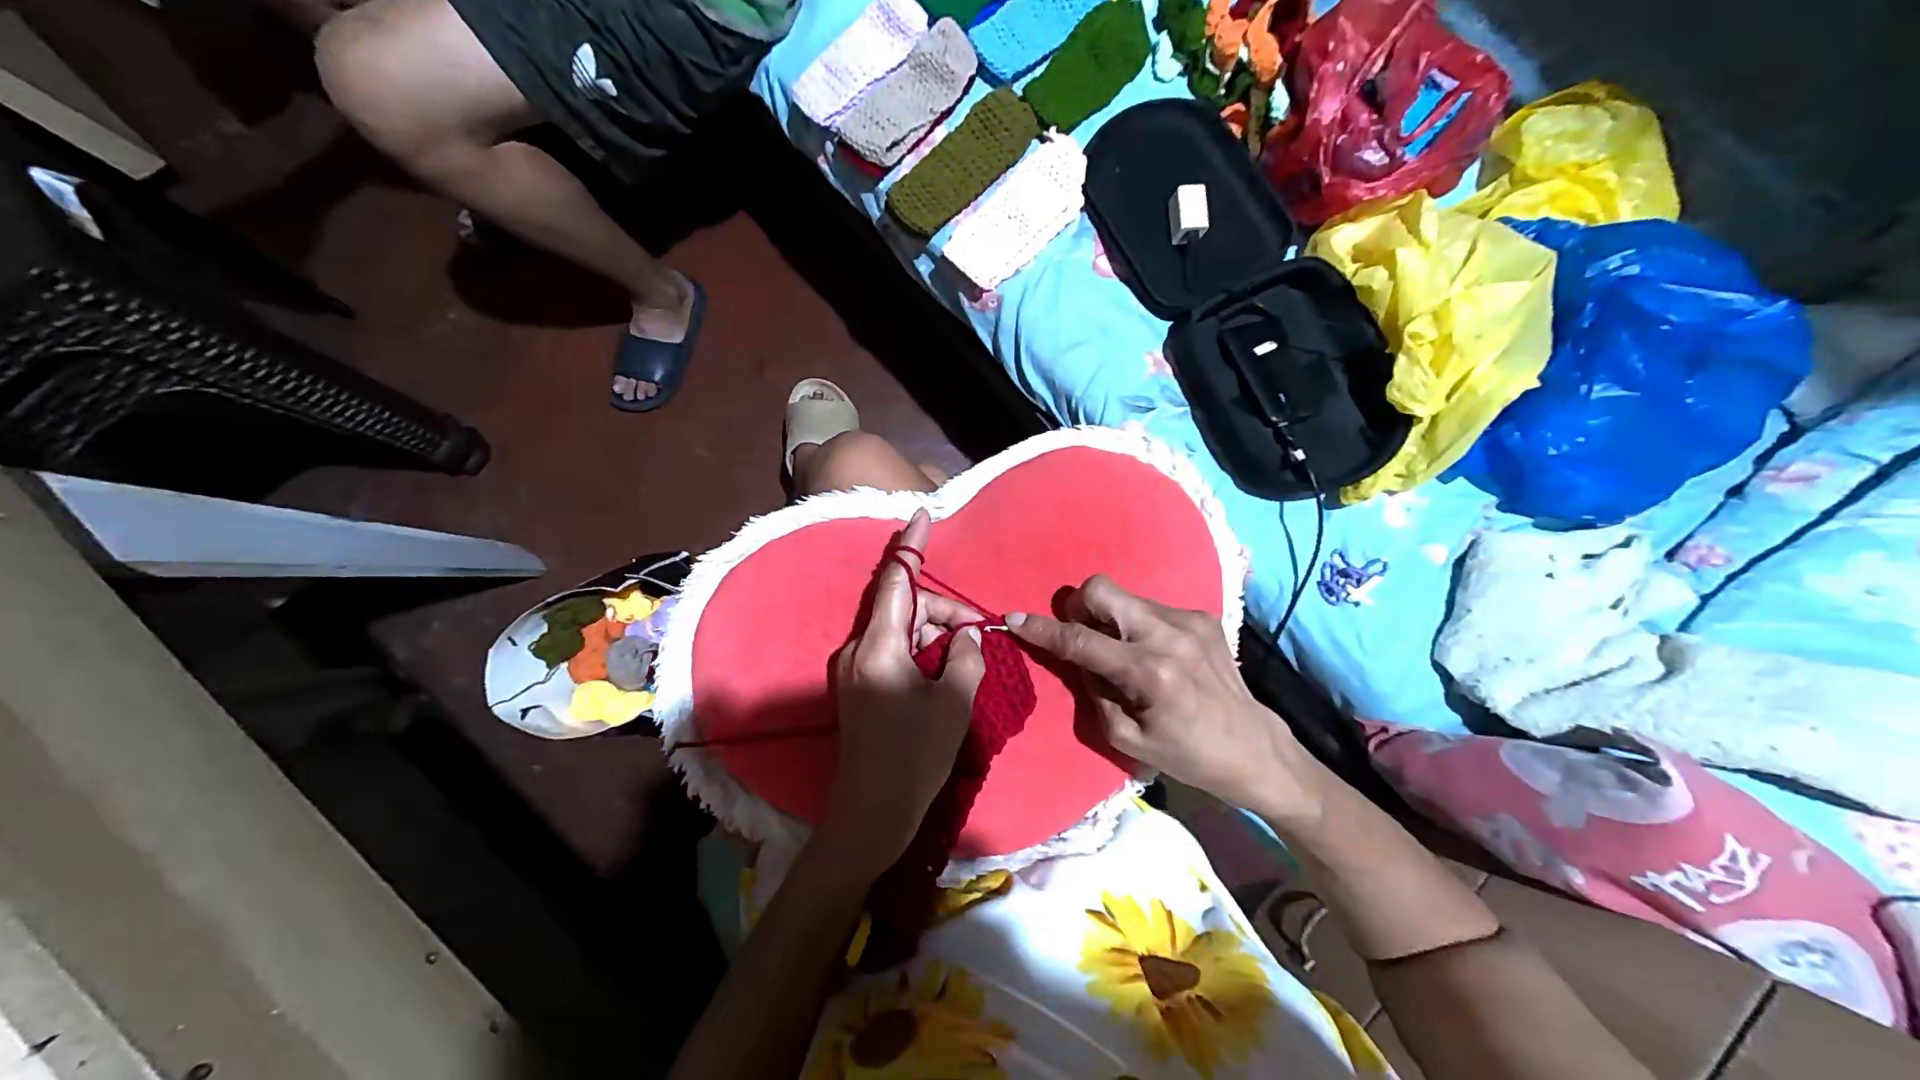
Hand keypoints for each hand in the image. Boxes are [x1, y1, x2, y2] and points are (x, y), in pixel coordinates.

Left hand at [819, 511, 986, 873]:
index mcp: (878, 646)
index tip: (922, 515)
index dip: (911, 547)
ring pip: (902, 630)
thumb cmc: (914, 756)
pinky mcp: (859, 686)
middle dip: (944, 611)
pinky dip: (921, 650)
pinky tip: (946, 667)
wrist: (872, 812)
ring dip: (935, 634)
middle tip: (980, 635)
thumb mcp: (953, 702)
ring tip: (967, 658)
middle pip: (905, 607)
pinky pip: (894, 651)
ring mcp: (855, 669)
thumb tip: (965, 635)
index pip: (896, 581)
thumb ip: (964, 656)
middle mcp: (859, 649)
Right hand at [1007, 575, 1322, 827]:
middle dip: (1080, 607)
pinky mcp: (1203, 617)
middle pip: (1102, 589)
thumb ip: (1093, 692)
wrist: (1254, 749)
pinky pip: (1150, 608)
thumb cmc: (1188, 755)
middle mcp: (1168, 635)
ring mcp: (1189, 621)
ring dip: (1110, 618)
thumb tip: (1075, 657)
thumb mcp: (1127, 738)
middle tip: (1084, 637)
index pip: (1080, 641)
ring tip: (1123, 653)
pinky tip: (1154, 655)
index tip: (1015, 618)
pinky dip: (1137, 626)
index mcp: (1148, 673)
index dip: (1042, 629)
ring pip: (1125, 597)